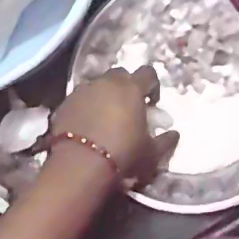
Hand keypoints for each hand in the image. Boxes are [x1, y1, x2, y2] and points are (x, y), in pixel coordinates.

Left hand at [51, 65, 178, 188]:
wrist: (79, 165)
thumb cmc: (123, 154)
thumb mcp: (151, 153)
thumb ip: (166, 141)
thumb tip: (174, 134)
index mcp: (132, 88)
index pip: (148, 73)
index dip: (152, 85)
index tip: (152, 103)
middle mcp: (107, 82)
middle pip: (120, 75)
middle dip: (126, 86)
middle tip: (128, 107)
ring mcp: (83, 91)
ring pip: (97, 85)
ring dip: (104, 95)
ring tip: (105, 117)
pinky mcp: (64, 104)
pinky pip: (79, 99)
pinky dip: (85, 107)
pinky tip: (86, 126)